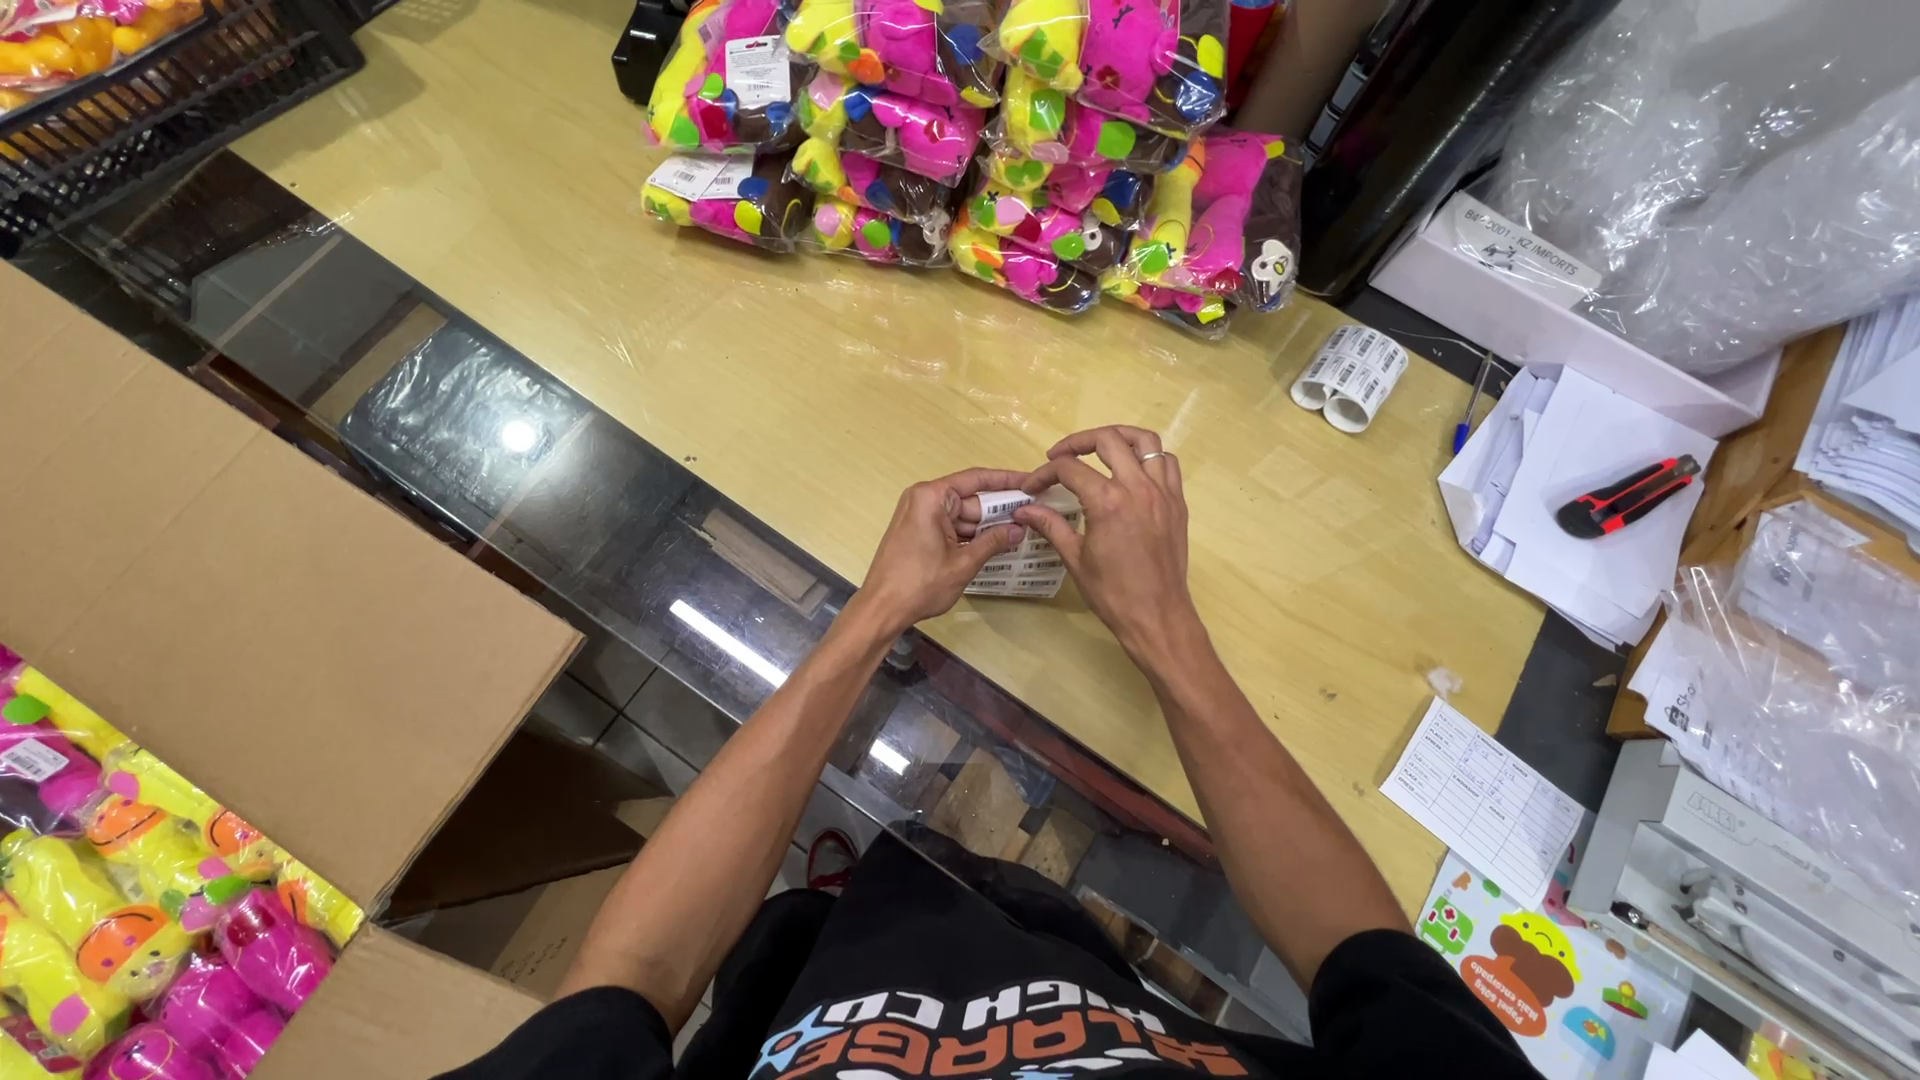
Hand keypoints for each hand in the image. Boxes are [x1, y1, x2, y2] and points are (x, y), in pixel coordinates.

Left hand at [854, 468, 1030, 634]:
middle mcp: (923, 499)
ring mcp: (919, 515)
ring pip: (962, 516)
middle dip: (999, 510)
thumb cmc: (920, 584)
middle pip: (970, 499)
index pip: (977, 480)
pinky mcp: (917, 531)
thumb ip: (993, 541)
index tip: (1031, 482)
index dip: (1007, 481)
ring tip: (1020, 532)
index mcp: (932, 497)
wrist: (882, 608)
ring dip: (986, 526)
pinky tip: (995, 544)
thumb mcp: (963, 563)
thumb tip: (1020, 529)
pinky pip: (950, 526)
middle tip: (1032, 515)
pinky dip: (970, 536)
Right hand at [1014, 426, 1202, 661]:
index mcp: (1107, 502)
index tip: (1033, 487)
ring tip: (1099, 447)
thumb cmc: (1112, 593)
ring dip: (1118, 437)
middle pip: (1107, 440)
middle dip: (1078, 442)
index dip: (1045, 473)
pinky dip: (1148, 456)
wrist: (1157, 616)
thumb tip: (1022, 510)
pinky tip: (1131, 469)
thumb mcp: (1075, 558)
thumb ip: (1050, 525)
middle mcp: (1137, 488)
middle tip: (1060, 456)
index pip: (1070, 469)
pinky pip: (1167, 463)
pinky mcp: (1177, 503)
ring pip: (1145, 441)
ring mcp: (1162, 493)